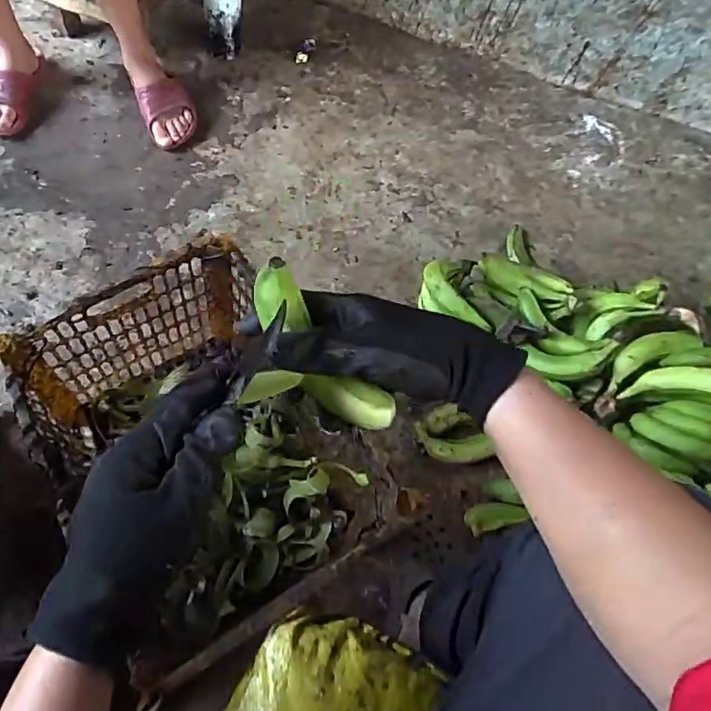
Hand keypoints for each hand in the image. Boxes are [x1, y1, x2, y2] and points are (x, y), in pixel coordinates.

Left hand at [29, 369, 240, 668]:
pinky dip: (180, 454)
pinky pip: (156, 466)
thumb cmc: (138, 554)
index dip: (205, 386)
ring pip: (161, 444)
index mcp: (133, 451)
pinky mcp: (120, 502)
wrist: (93, 612)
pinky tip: (193, 458)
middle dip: (198, 403)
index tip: (230, 365)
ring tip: (218, 414)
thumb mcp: (178, 505)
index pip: (176, 407)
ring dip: (190, 428)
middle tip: (229, 385)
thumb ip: (202, 457)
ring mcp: (117, 481)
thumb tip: (227, 414)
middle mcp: (121, 458)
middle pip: (167, 422)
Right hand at [249, 292, 526, 424]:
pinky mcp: (378, 360)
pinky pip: (344, 369)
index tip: (242, 333)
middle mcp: (354, 319)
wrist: (468, 368)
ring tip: (299, 396)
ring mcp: (367, 340)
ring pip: (325, 354)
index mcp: (348, 308)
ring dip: (310, 374)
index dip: (269, 317)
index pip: (298, 305)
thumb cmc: (415, 355)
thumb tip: (268, 345)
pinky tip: (330, 405)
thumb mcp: (360, 353)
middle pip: (308, 331)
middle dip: (287, 353)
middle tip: (268, 377)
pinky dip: (333, 384)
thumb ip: (315, 350)